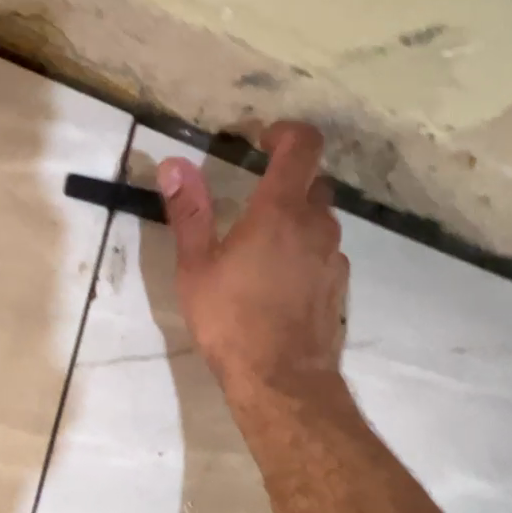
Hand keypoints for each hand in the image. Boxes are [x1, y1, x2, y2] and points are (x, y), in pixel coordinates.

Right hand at [157, 121, 351, 419]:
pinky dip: (305, 255)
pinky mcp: (338, 286)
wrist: (281, 380)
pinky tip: (279, 284)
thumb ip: (189, 213)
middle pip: (313, 183)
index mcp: (280, 210)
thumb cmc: (231, 322)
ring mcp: (333, 256)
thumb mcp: (196, 269)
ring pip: (320, 222)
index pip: (302, 145)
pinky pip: (324, 255)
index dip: (285, 133)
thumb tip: (172, 164)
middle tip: (255, 203)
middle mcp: (316, 224)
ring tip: (262, 252)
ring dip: (296, 222)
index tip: (262, 140)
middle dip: (287, 182)